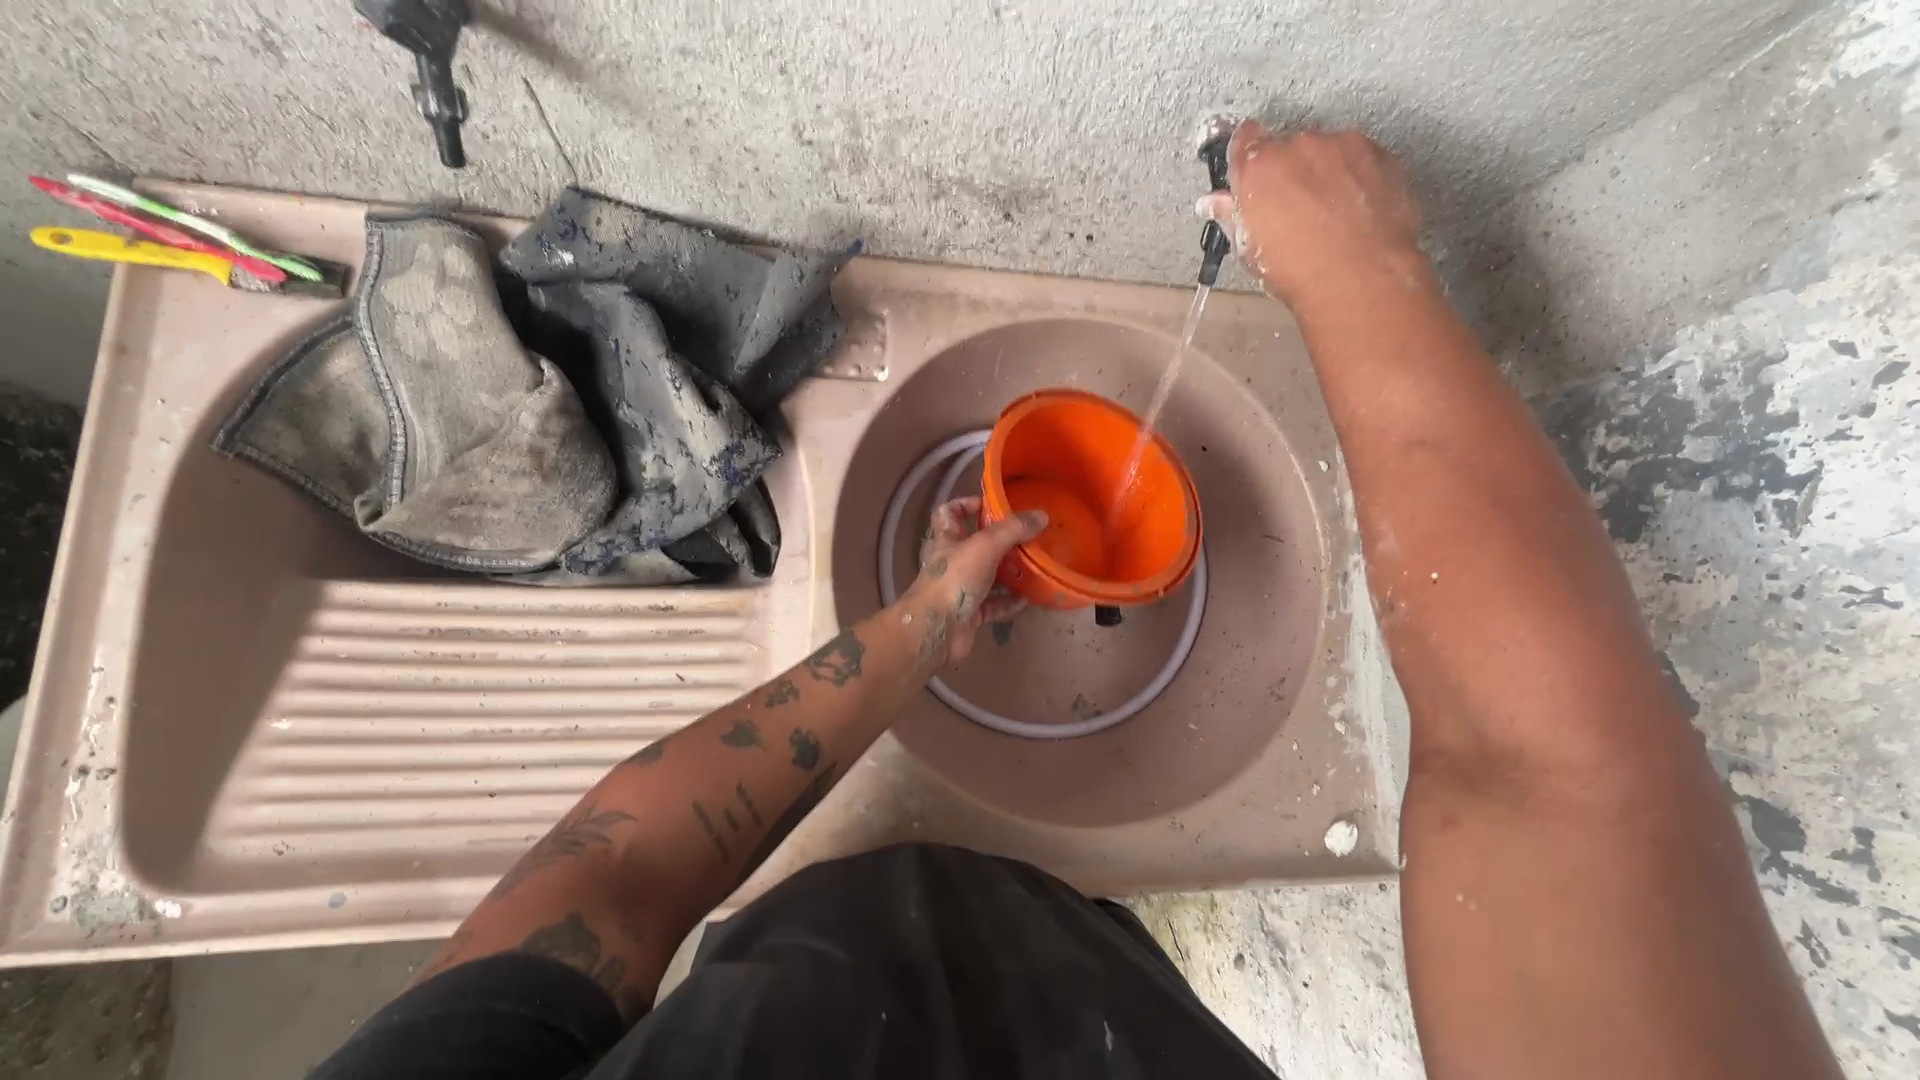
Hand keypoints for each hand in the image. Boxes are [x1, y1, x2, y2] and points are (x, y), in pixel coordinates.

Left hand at [900, 497, 1047, 668]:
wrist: (938, 628)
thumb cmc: (955, 579)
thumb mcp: (985, 545)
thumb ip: (1012, 530)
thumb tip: (1041, 516)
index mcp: (947, 539)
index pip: (949, 513)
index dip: (966, 504)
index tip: (992, 505)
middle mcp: (951, 562)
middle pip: (973, 545)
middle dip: (998, 541)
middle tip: (1024, 537)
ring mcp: (959, 589)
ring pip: (986, 576)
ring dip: (1008, 572)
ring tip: (1033, 565)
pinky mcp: (968, 614)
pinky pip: (993, 605)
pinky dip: (1009, 601)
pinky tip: (1028, 598)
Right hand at [1199, 120, 1430, 313]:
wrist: (1360, 278)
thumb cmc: (1302, 270)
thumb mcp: (1250, 250)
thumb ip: (1232, 215)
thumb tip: (1217, 204)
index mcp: (1260, 167)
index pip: (1245, 140)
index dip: (1246, 156)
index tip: (1250, 172)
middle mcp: (1300, 147)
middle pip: (1288, 148)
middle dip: (1289, 173)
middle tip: (1291, 211)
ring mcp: (1342, 147)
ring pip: (1326, 152)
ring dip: (1323, 174)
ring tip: (1327, 217)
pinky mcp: (1379, 155)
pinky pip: (1359, 160)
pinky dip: (1355, 179)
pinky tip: (1353, 213)